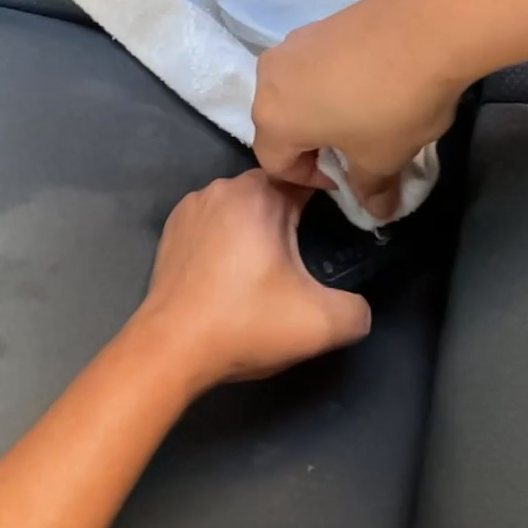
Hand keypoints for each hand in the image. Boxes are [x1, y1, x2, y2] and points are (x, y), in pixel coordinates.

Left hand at [133, 171, 370, 390]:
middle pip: (272, 192)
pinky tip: (230, 274)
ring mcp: (192, 206)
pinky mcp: (172, 229)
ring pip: (240, 207)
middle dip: (290, 219)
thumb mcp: (321, 324)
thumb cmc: (246, 323)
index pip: (307, 180)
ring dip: (255, 230)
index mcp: (259, 193)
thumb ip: (356, 309)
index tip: (339, 228)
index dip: (328, 201)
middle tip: (302, 261)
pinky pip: (213, 222)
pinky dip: (226, 239)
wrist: (171, 347)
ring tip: (266, 271)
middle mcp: (222, 187)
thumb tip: (357, 305)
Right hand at [252, 0, 463, 219]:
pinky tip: (370, 80)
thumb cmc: (393, 105)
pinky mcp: (317, 23)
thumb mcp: (384, 160)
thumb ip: (370, 190)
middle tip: (354, 148)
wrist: (429, 27)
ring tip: (363, 112)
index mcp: (272, 118)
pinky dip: (331, 81)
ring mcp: (291, 44)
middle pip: (280, 125)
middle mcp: (268, 78)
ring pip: (295, 92)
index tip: (348, 178)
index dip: (310, 181)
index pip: (274, 164)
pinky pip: (313, 65)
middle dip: (313, 144)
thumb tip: (376, 210)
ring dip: (321, 111)